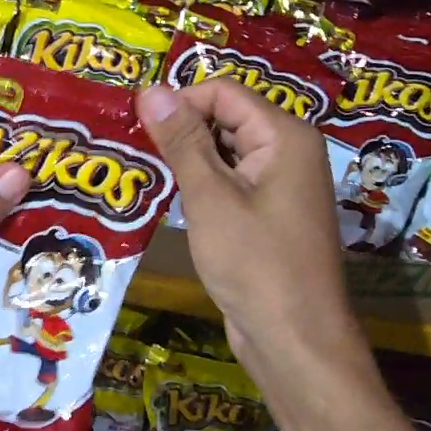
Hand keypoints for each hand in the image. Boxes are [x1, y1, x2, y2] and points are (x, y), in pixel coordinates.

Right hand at [135, 81, 353, 360]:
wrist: (295, 340)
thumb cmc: (255, 264)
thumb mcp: (210, 197)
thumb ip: (181, 141)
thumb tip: (150, 89)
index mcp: (285, 136)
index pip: (223, 92)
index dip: (179, 101)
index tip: (136, 125)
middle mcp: (289, 152)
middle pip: (225, 117)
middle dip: (180, 129)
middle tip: (135, 150)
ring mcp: (281, 184)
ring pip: (224, 150)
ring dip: (187, 159)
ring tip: (146, 173)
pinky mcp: (270, 212)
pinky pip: (230, 180)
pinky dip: (201, 184)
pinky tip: (170, 199)